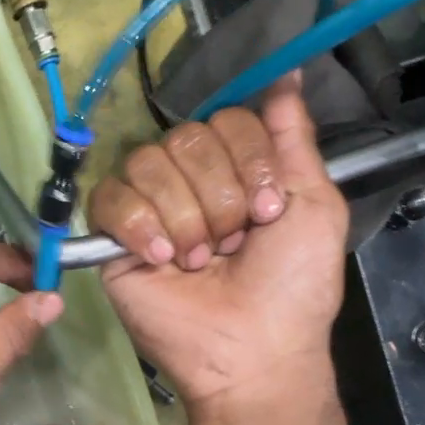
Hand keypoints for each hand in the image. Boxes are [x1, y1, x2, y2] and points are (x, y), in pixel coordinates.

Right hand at [89, 76, 349, 409]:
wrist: (252, 348)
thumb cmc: (292, 286)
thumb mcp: (315, 203)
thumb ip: (293, 139)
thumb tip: (288, 76)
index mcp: (233, 172)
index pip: (225, 121)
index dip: (248, 160)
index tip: (268, 211)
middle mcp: (188, 184)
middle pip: (185, 137)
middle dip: (218, 194)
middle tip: (233, 244)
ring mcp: (148, 212)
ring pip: (147, 163)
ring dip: (185, 216)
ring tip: (199, 261)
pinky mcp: (111, 242)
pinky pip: (109, 199)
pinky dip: (139, 226)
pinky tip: (162, 260)